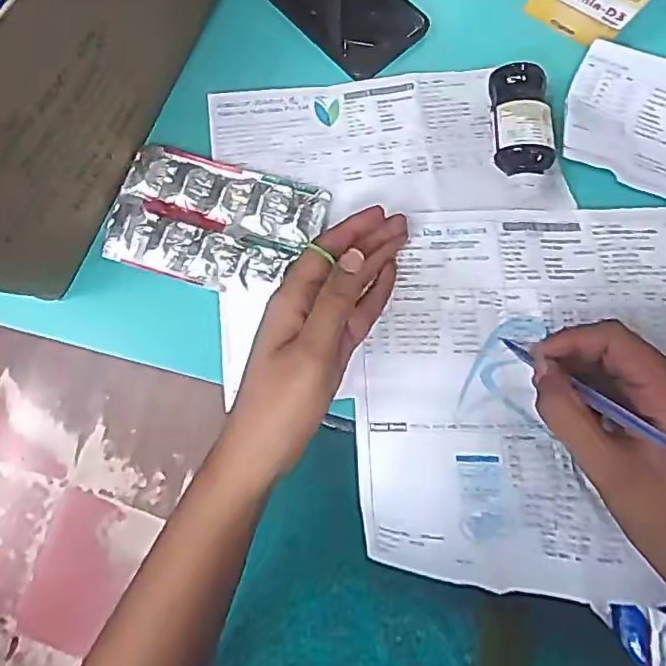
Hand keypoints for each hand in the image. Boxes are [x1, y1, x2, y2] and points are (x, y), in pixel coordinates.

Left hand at [218, 207, 407, 489]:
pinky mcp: (328, 349)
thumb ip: (335, 301)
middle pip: (339, 265)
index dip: (352, 231)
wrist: (263, 449)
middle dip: (368, 242)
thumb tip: (354, 255)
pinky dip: (370, 295)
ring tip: (400, 243)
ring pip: (349, 286)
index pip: (324, 253)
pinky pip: (353, 313)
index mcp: (291, 300)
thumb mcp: (312, 348)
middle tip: (401, 225)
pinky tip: (385, 280)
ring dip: (373, 264)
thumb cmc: (282, 401)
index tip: (381, 215)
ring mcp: (317, 328)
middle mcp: (303, 307)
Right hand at [531, 321, 665, 580]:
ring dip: (582, 375)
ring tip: (554, 398)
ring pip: (621, 368)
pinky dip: (597, 393)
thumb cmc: (665, 522)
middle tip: (539, 380)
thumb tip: (542, 371)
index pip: (616, 341)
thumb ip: (568, 414)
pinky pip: (628, 390)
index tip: (536, 362)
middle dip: (573, 357)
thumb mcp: (607, 467)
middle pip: (619, 349)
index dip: (570, 342)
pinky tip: (578, 413)